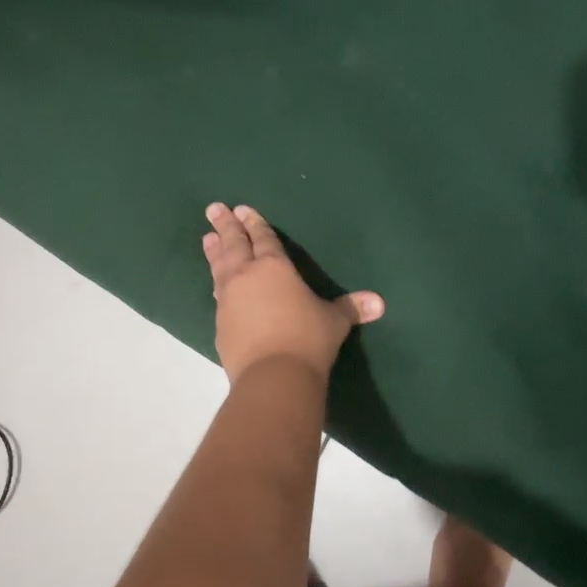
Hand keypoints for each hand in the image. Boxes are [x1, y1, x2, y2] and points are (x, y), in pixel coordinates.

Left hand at [202, 202, 384, 382]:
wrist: (273, 377)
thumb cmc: (308, 339)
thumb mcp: (334, 321)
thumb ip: (351, 308)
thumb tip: (380, 303)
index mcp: (275, 267)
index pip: (264, 238)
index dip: (255, 223)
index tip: (243, 209)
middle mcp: (247, 276)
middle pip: (234, 244)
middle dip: (226, 225)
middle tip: (214, 209)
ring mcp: (229, 300)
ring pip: (219, 267)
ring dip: (214, 251)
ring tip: (207, 237)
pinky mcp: (220, 325)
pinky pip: (217, 295)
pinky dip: (217, 284)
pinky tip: (216, 285)